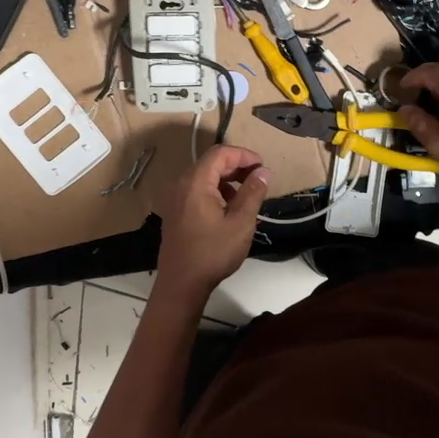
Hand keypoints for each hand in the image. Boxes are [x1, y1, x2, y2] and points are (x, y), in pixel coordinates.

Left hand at [155, 144, 270, 293]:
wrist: (181, 284)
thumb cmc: (213, 252)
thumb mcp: (241, 222)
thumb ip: (253, 193)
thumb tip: (263, 172)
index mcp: (196, 182)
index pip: (220, 153)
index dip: (244, 155)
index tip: (263, 167)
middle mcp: (181, 185)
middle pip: (211, 164)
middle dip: (237, 167)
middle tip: (259, 180)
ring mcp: (175, 200)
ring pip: (204, 179)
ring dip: (227, 182)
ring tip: (247, 198)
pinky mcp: (175, 213)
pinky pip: (197, 192)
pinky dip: (215, 193)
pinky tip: (229, 212)